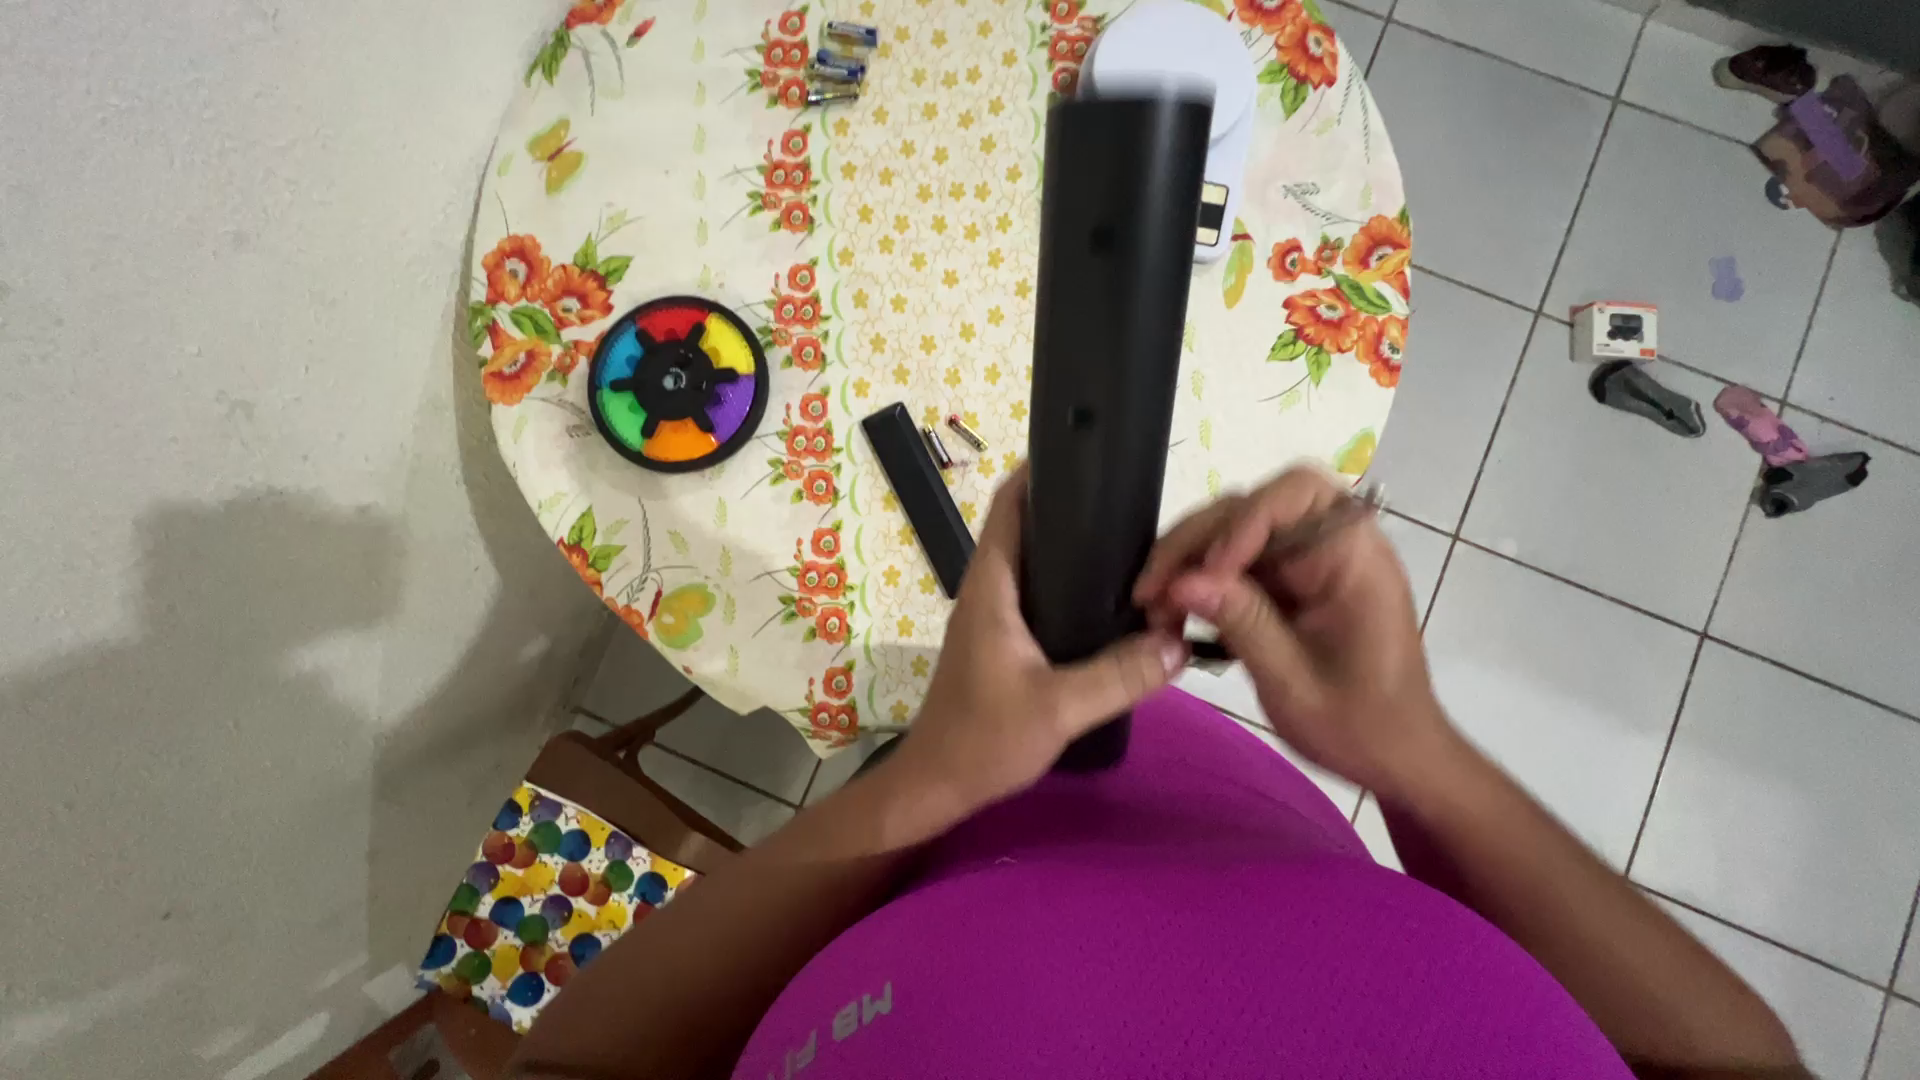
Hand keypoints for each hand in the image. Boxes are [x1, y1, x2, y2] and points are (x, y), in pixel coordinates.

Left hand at [886, 465, 1187, 814]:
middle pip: (1027, 527)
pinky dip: (1069, 585)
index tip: (1089, 454)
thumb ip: (1120, 674)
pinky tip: (1110, 601)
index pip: (1009, 506)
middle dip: (1072, 507)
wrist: (937, 784)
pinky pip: (1038, 594)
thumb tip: (1180, 641)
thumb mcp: (1058, 708)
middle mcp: (989, 589)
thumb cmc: (982, 739)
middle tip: (1134, 504)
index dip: (1041, 471)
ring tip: (1132, 544)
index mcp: (991, 586)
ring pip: (1035, 563)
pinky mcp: (1002, 640)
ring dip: (1073, 549)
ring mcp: (993, 615)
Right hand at [1133, 465, 1453, 798]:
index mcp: (1353, 558)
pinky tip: (1172, 613)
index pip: (1298, 493)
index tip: (1205, 573)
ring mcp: (1304, 561)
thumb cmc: (1359, 727)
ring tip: (1153, 607)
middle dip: (1194, 543)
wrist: (1393, 756)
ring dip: (1186, 562)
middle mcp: (1329, 544)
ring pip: (1230, 531)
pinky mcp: (1285, 580)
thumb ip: (1243, 624)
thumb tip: (1181, 582)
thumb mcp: (1294, 684)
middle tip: (1150, 592)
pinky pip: (1232, 563)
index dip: (1244, 520)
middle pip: (1250, 507)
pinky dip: (1197, 583)